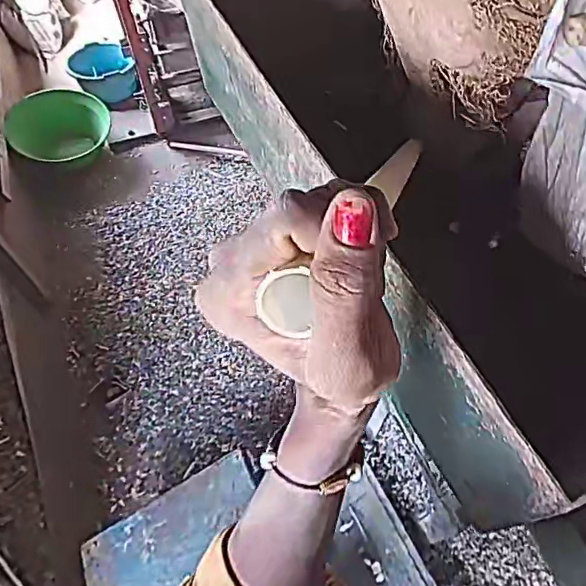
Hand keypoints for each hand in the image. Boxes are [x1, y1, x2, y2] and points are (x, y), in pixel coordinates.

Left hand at [195, 183, 401, 417]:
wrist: (341, 386)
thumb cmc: (337, 383)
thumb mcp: (348, 354)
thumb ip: (346, 283)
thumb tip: (352, 208)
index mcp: (228, 292)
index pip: (287, 219)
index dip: (337, 241)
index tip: (355, 278)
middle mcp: (230, 262)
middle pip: (301, 206)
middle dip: (346, 240)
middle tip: (357, 287)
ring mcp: (254, 242)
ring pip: (318, 200)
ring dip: (355, 233)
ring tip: (355, 282)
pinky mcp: (281, 228)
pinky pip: (328, 199)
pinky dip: (356, 223)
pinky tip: (354, 262)